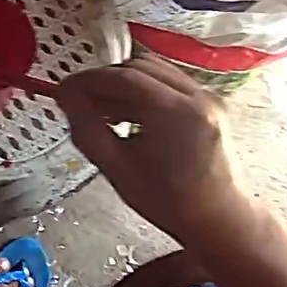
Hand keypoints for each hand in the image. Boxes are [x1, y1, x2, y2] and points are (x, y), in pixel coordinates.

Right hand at [57, 57, 264, 246]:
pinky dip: (143, 89)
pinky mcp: (209, 103)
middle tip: (80, 100)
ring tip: (103, 108)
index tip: (65, 90)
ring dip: (123, 83)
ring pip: (154, 70)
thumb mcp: (118, 170)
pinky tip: (127, 114)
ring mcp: (207, 97)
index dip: (88, 80)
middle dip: (105, 80)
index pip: (122, 77)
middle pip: (138, 67)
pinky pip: (169, 81)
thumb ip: (88, 130)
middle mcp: (196, 97)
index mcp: (175, 113)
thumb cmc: (172, 202)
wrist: (220, 219)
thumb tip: (67, 99)